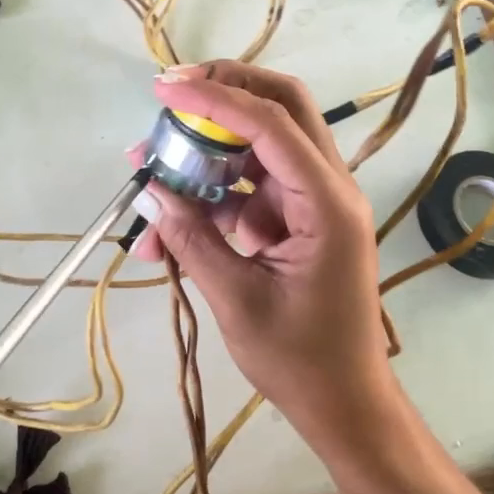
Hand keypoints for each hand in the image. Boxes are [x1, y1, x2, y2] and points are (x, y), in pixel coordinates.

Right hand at [130, 61, 390, 425]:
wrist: (344, 404)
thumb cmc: (301, 360)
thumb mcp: (238, 301)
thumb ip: (192, 239)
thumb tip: (150, 191)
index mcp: (326, 202)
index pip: (272, 123)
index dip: (216, 98)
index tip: (165, 89)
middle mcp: (326, 186)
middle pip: (282, 106)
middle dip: (226, 88)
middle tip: (172, 90)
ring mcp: (310, 199)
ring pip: (258, 142)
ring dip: (204, 147)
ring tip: (149, 164)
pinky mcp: (293, 216)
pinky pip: (246, 183)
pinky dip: (208, 190)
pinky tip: (167, 214)